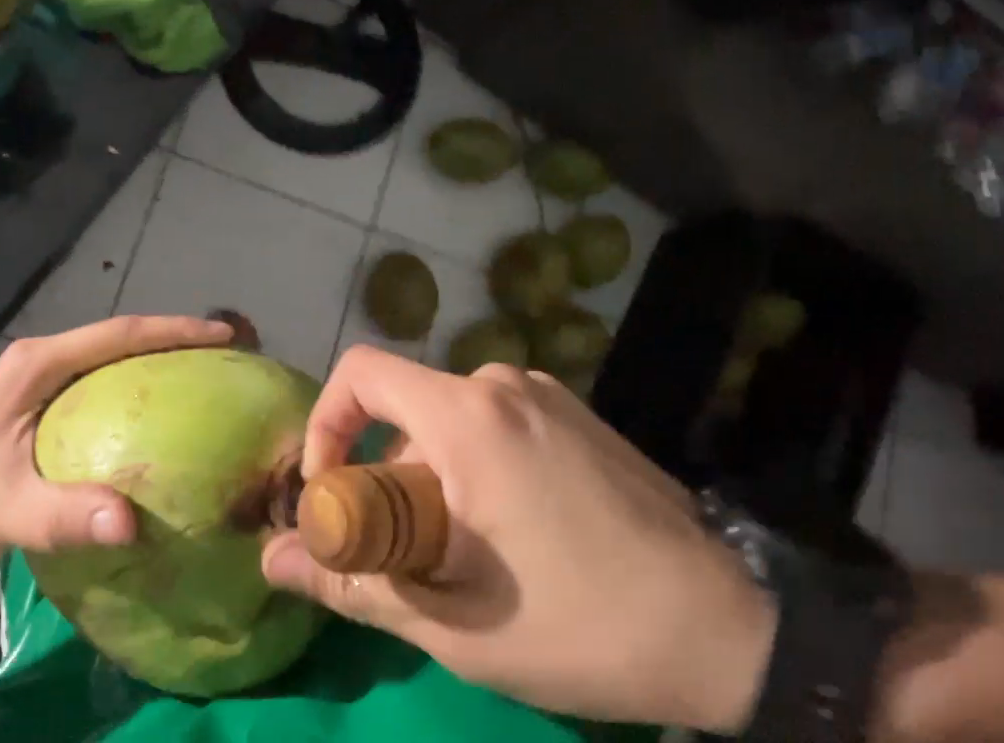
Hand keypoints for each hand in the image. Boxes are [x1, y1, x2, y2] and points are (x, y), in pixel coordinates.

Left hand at [0, 315, 232, 575]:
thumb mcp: (4, 510)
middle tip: (231, 356)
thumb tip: (130, 521)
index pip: (115, 334)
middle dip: (174, 342)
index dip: (172, 330)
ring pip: (110, 364)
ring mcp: (36, 386)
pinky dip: (137, 395)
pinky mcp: (36, 411)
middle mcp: (38, 364)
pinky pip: (100, 391)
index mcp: (33, 366)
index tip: (224, 335)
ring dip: (158, 366)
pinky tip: (163, 423)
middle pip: (119, 340)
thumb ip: (63, 515)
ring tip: (210, 381)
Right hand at [259, 347, 776, 732]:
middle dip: (386, 478)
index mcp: (468, 416)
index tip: (335, 495)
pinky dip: (476, 469)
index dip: (326, 426)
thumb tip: (269, 560)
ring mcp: (549, 396)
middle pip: (404, 410)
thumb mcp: (451, 619)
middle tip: (406, 557)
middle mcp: (503, 383)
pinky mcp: (580, 417)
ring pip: (450, 422)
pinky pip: (496, 426)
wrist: (733, 630)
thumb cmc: (579, 624)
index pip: (360, 373)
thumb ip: (352, 580)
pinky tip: (515, 537)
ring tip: (465, 559)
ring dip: (433, 480)